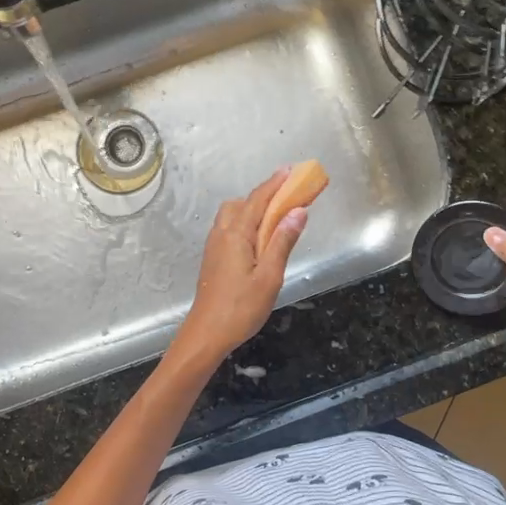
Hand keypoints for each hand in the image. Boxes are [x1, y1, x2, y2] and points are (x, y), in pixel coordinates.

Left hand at [175, 168, 307, 364]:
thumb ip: (282, 242)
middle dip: (264, 195)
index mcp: (236, 235)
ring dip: (253, 210)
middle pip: (242, 204)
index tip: (292, 170)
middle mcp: (221, 235)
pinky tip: (258, 239)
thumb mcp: (269, 276)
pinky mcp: (213, 259)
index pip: (258, 200)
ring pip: (232, 216)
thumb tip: (298, 211)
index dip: (275, 183)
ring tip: (276, 217)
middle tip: (287, 195)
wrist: (207, 334)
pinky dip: (245, 224)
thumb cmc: (240, 308)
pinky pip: (229, 230)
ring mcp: (214, 247)